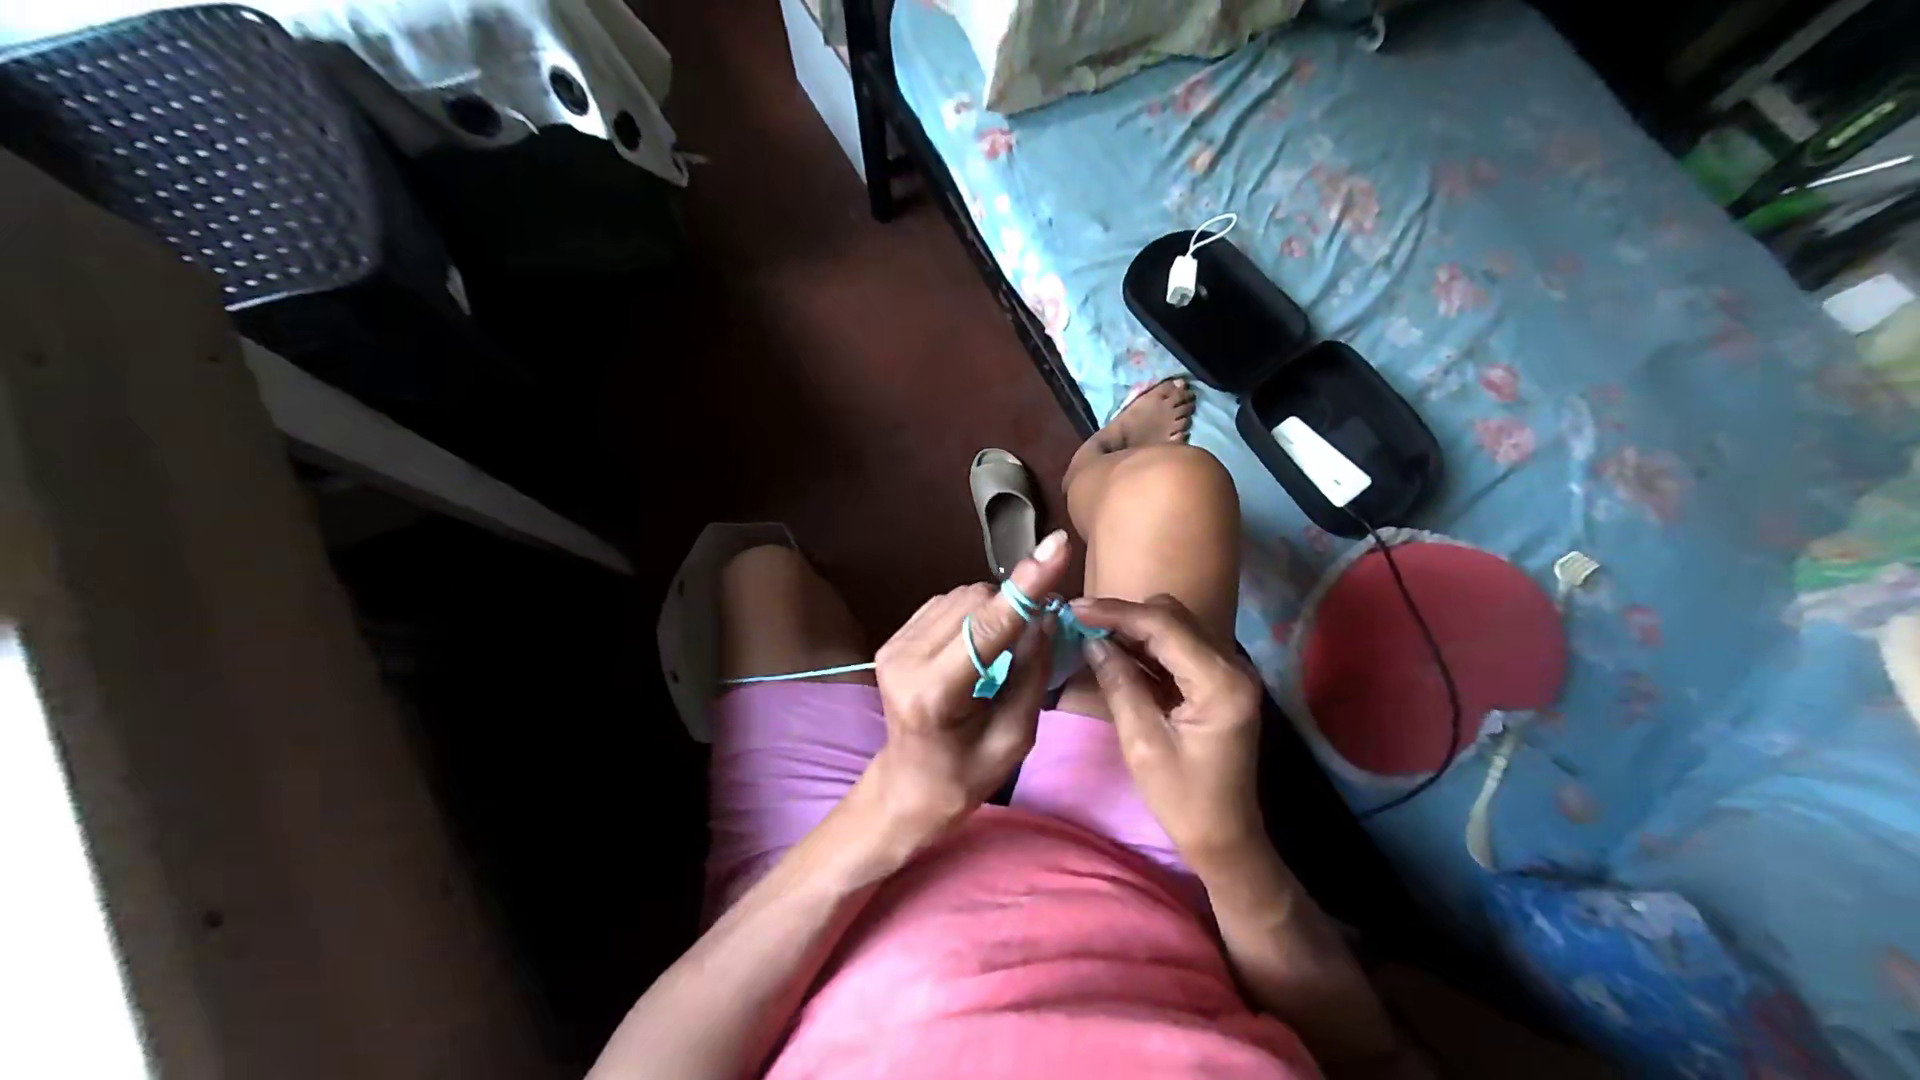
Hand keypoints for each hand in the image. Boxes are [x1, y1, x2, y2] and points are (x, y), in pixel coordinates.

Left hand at [863, 530, 1073, 839]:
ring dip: (993, 612)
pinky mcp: (894, 636)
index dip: (1026, 585)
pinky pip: (947, 603)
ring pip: (962, 595)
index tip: (1058, 546)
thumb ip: (1031, 675)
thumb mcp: (1014, 739)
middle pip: (976, 601)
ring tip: (999, 654)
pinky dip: (973, 615)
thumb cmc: (966, 776)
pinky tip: (976, 647)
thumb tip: (1046, 616)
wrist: (908, 784)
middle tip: (1033, 637)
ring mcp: (893, 644)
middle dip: (1013, 608)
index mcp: (933, 694)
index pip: (988, 627)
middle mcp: (904, 659)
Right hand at [1072, 595, 1265, 874]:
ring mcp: (1229, 670)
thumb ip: (1119, 683)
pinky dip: (1146, 645)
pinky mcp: (1218, 679)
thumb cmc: (1183, 798)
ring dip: (1133, 628)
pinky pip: (1178, 646)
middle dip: (1124, 616)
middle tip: (1080, 625)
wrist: (1225, 835)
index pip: (1164, 626)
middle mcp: (1233, 666)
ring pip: (1174, 626)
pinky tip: (1116, 652)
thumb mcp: (1142, 742)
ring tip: (1091, 636)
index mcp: (1220, 683)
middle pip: (1172, 617)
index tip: (1074, 609)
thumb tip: (1092, 641)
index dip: (1116, 613)